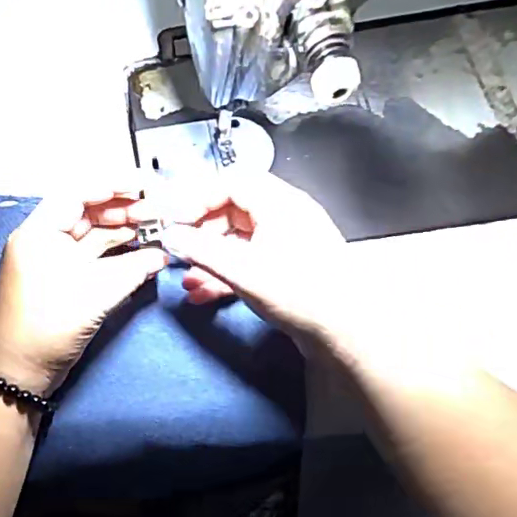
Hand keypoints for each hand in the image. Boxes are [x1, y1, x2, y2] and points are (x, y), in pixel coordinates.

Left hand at [0, 185, 166, 395]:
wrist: (19, 370)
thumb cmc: (47, 325)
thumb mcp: (95, 293)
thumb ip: (133, 270)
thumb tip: (161, 255)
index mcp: (40, 232)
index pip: (79, 192)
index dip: (114, 184)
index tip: (147, 185)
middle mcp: (46, 240)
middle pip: (89, 212)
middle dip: (126, 210)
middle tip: (161, 212)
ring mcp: (56, 262)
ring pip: (95, 236)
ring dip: (126, 233)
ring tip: (160, 231)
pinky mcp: (66, 282)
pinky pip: (96, 259)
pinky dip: (120, 256)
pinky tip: (146, 255)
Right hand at [156, 172, 355, 348]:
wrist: (344, 333)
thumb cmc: (304, 295)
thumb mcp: (241, 269)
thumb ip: (200, 250)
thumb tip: (173, 236)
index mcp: (280, 203)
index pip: (229, 183)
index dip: (196, 199)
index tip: (174, 219)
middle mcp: (286, 217)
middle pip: (232, 211)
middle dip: (201, 232)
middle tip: (180, 248)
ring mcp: (289, 245)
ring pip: (239, 241)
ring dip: (210, 258)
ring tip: (188, 277)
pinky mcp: (289, 270)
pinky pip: (250, 262)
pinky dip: (226, 273)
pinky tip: (206, 291)